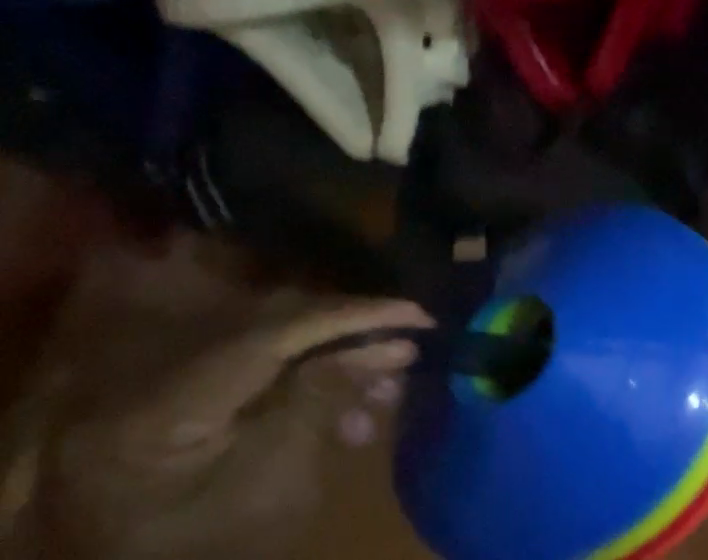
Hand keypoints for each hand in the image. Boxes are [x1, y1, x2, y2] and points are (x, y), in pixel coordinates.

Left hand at [3, 232, 431, 559]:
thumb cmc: (210, 545)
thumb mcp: (272, 482)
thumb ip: (320, 401)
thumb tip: (393, 343)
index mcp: (160, 406)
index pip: (269, 335)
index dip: (348, 316)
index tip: (417, 312)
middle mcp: (150, 383)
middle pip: (272, 335)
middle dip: (350, 339)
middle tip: (412, 348)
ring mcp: (162, 392)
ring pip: (272, 352)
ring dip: (337, 362)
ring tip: (388, 390)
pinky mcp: (178, 405)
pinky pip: (257, 373)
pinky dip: (308, 382)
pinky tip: (350, 411)